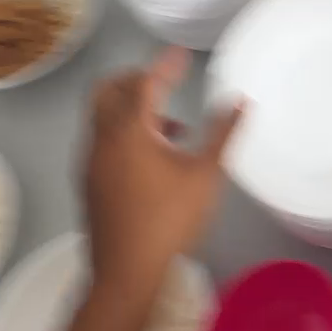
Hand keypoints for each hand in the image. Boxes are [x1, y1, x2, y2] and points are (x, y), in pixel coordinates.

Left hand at [83, 47, 244, 303]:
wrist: (127, 275)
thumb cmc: (170, 220)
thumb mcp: (207, 174)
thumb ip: (223, 133)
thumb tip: (241, 101)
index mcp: (129, 132)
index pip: (145, 83)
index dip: (165, 65)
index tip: (182, 55)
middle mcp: (102, 141)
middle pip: (107, 91)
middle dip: (135, 79)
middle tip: (167, 81)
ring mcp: (91, 163)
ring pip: (102, 116)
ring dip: (131, 108)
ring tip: (173, 124)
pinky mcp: (90, 183)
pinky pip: (102, 139)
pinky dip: (125, 130)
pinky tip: (156, 155)